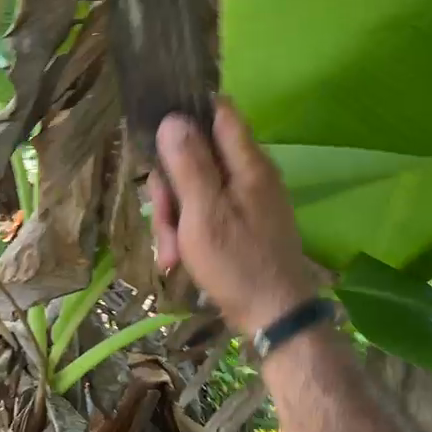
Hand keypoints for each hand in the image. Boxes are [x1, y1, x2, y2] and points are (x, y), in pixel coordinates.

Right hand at [148, 100, 327, 336]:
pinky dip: (189, 231)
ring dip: (175, 216)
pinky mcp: (243, 223)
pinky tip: (179, 259)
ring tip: (172, 253)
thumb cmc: (238, 264)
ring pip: (196, 187)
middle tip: (164, 219)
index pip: (218, 110)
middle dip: (171, 185)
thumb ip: (188, 164)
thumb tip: (173, 117)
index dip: (187, 110)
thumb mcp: (204, 213)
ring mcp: (248, 200)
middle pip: (197, 154)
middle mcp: (251, 174)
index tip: (156, 129)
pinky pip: (206, 211)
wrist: (275, 321)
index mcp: (247, 163)